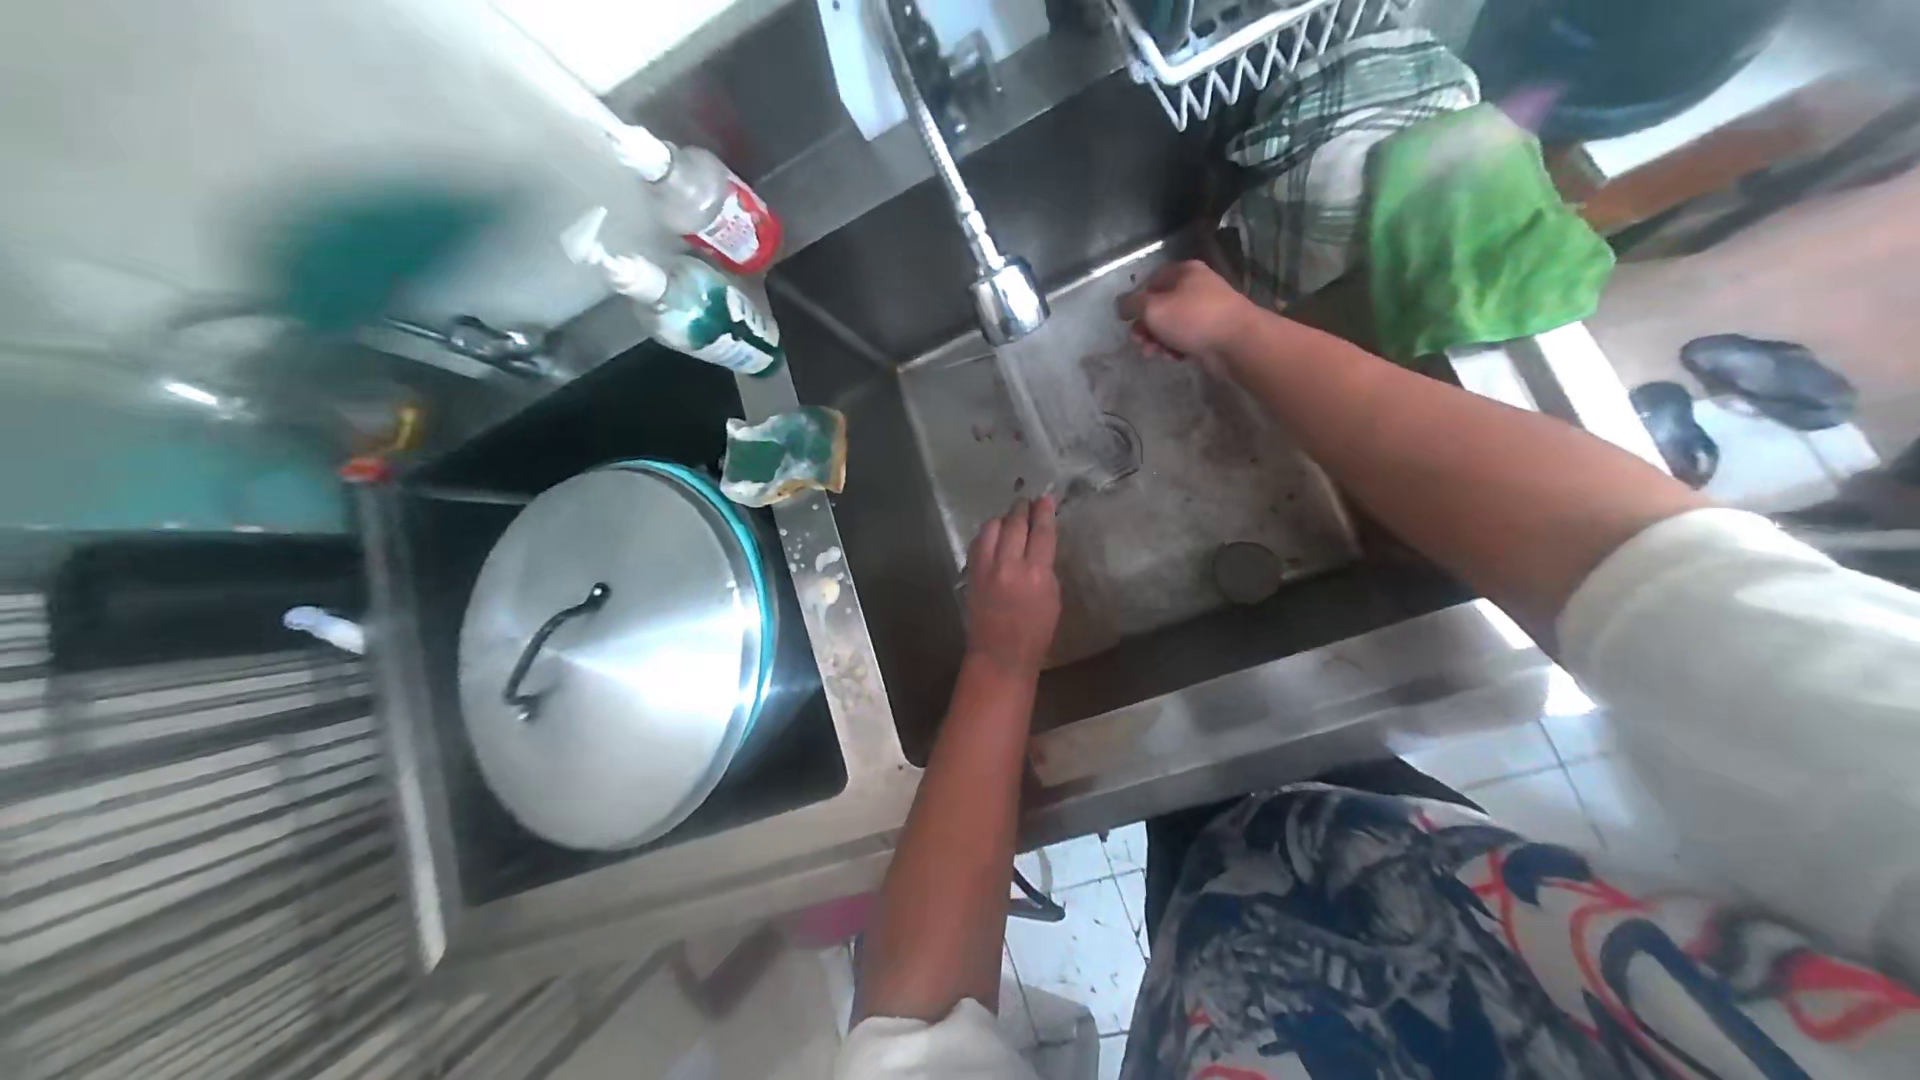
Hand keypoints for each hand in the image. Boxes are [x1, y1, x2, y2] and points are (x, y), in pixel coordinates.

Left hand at [964, 496, 1060, 675]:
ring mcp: (986, 568)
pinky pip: (978, 543)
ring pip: (992, 528)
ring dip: (1002, 519)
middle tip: (1027, 501)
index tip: (1046, 499)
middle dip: (1022, 509)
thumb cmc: (1036, 632)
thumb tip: (1039, 544)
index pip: (1041, 532)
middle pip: (1015, 524)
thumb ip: (1045, 567)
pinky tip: (993, 535)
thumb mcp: (1053, 597)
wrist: (1000, 654)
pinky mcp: (971, 573)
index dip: (1044, 512)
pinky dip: (987, 534)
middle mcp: (1009, 565)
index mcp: (1036, 573)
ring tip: (1010, 518)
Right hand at [1116, 260, 1261, 379]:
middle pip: (1159, 305)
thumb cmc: (1192, 318)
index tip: (1127, 318)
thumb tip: (1120, 304)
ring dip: (1157, 340)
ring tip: (1153, 353)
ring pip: (1170, 324)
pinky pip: (1185, 338)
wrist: (1236, 342)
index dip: (1136, 299)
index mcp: (1184, 272)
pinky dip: (1175, 347)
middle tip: (1138, 341)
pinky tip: (1174, 357)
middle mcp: (1195, 287)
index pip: (1151, 279)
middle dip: (1145, 325)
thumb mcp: (1153, 308)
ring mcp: (1205, 310)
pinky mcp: (1210, 332)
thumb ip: (1131, 304)